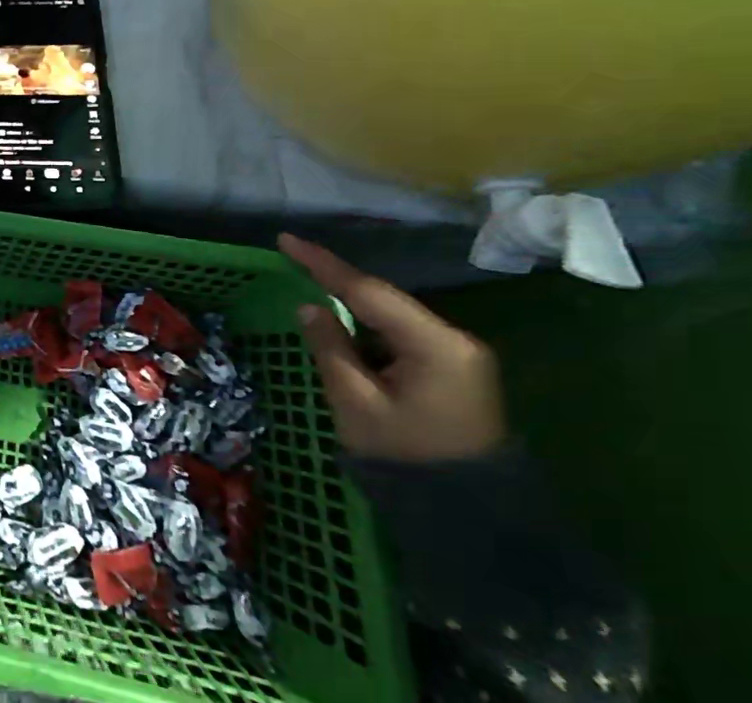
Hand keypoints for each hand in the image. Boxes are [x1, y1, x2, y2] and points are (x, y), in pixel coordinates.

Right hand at [277, 234, 506, 461]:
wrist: (464, 509)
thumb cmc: (403, 455)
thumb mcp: (355, 402)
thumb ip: (330, 347)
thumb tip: (310, 306)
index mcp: (436, 345)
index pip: (370, 292)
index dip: (324, 264)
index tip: (287, 240)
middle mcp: (456, 340)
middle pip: (385, 300)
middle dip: (338, 281)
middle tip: (294, 259)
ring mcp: (459, 354)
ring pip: (393, 316)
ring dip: (354, 306)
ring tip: (313, 291)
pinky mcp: (455, 367)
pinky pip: (403, 334)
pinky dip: (371, 329)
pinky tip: (346, 330)